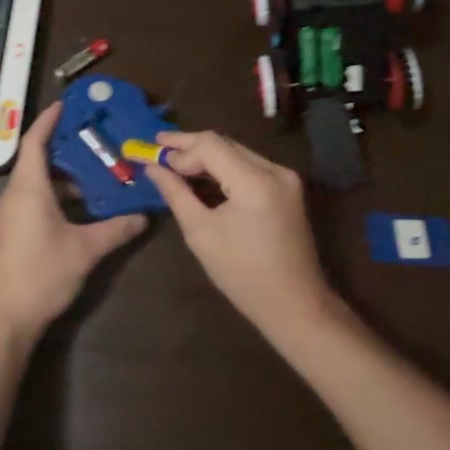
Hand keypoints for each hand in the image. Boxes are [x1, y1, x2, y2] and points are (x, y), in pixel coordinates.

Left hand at [0, 103, 146, 335]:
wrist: (7, 316)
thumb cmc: (42, 273)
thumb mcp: (85, 249)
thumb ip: (116, 229)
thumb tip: (144, 216)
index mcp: (28, 188)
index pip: (35, 142)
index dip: (48, 120)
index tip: (66, 104)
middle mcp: (16, 194)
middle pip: (37, 159)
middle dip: (63, 146)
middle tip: (93, 136)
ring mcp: (12, 214)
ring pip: (37, 181)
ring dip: (64, 174)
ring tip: (96, 168)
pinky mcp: (14, 230)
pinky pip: (35, 198)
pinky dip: (57, 192)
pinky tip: (83, 204)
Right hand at [143, 130, 336, 335]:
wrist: (296, 306)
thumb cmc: (243, 275)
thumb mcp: (201, 233)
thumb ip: (176, 194)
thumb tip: (153, 167)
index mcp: (254, 181)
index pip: (210, 145)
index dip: (180, 147)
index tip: (153, 153)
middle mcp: (274, 170)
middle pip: (225, 143)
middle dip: (191, 146)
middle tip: (159, 148)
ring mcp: (286, 178)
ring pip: (238, 152)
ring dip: (208, 155)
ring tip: (176, 161)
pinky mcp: (288, 189)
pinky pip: (250, 166)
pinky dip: (226, 167)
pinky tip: (205, 174)